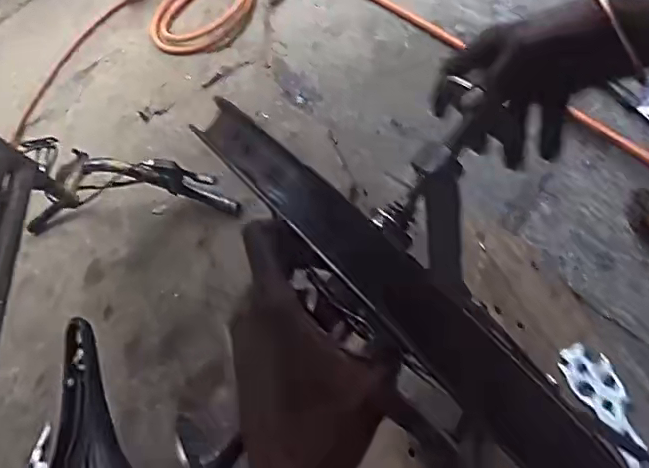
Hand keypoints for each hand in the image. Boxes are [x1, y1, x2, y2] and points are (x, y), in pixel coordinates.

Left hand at [230, 221, 394, 467]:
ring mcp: (244, 333)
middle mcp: (250, 310)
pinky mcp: (246, 355)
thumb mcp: (369, 382)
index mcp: (272, 304)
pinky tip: (328, 339)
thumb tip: (404, 306)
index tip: (316, 227)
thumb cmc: (324, 426)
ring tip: (344, 308)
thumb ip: (386, 340)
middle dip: (307, 262)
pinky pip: (267, 317)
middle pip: (272, 263)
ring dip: (305, 293)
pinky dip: (294, 316)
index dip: (283, 222)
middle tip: (344, 269)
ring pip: (272, 291)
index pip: (260, 237)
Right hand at [440, 0, 648, 163]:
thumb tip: (466, 111)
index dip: (445, 91)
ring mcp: (534, 76)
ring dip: (515, 138)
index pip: (455, 69)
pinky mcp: (560, 87)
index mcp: (490, 47)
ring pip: (516, 111)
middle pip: (485, 98)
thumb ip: (494, 83)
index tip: (441, 119)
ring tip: (517, 164)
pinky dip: (547, 135)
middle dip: (483, 125)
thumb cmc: (562, 32)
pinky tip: (547, 154)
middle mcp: (507, 63)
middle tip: (484, 151)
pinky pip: (547, 116)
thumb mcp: (522, 54)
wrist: (618, 29)